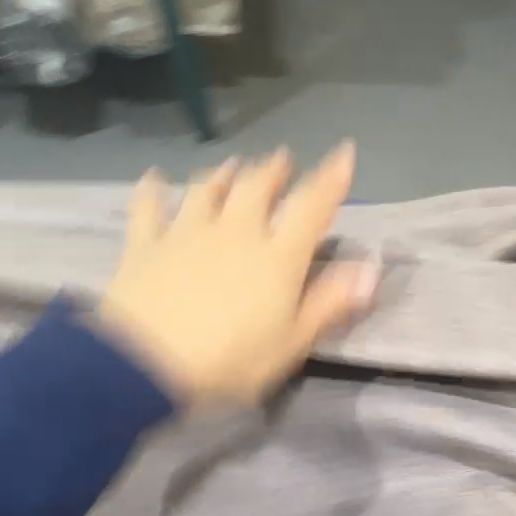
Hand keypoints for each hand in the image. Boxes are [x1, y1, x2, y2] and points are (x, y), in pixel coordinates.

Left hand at [94, 144, 378, 403]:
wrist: (147, 362)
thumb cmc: (233, 359)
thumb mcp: (293, 341)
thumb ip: (330, 302)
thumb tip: (369, 269)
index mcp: (277, 256)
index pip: (311, 207)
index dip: (330, 179)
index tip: (344, 153)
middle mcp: (235, 231)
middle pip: (256, 187)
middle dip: (274, 171)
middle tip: (282, 160)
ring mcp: (186, 231)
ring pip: (207, 189)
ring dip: (223, 174)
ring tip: (232, 165)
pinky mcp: (146, 242)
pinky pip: (149, 206)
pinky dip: (154, 190)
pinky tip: (155, 179)